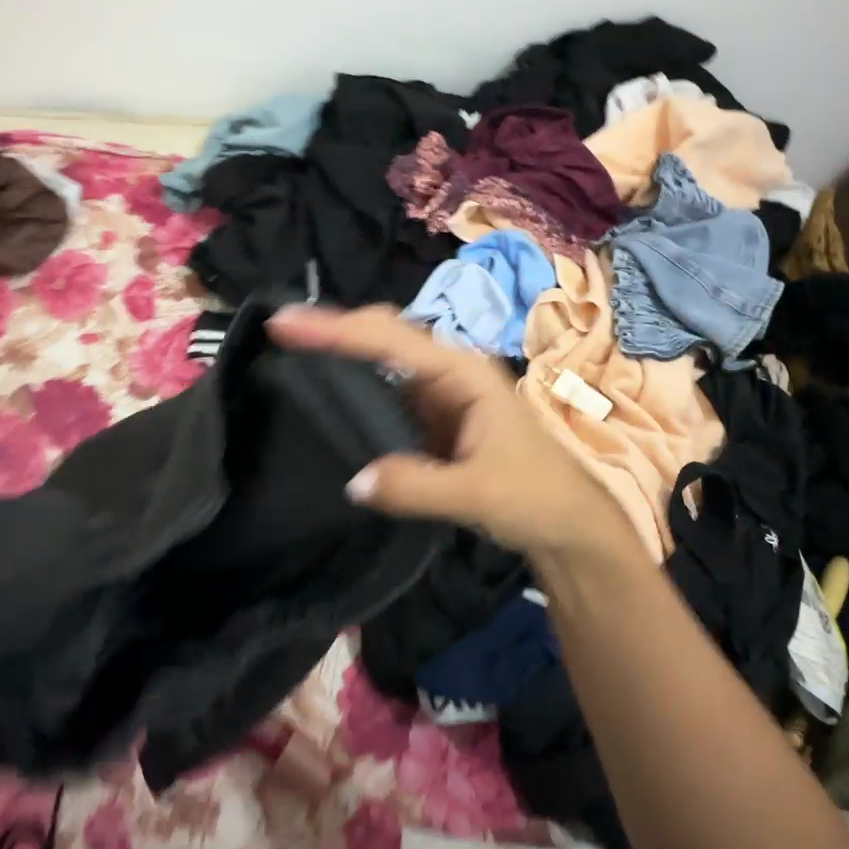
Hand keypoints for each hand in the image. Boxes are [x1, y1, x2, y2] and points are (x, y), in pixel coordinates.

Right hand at [266, 304, 637, 557]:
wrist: (569, 525)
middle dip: (333, 327)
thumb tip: (355, 480)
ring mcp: (440, 392)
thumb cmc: (536, 497)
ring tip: (288, 350)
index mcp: (462, 372)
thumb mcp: (479, 493)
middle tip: (279, 330)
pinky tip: (326, 391)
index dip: (335, 328)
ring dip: (340, 351)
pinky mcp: (433, 417)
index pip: (389, 339)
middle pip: (383, 333)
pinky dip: (353, 383)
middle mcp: (449, 370)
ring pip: (381, 358)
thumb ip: (418, 485)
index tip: (285, 322)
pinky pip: (384, 390)